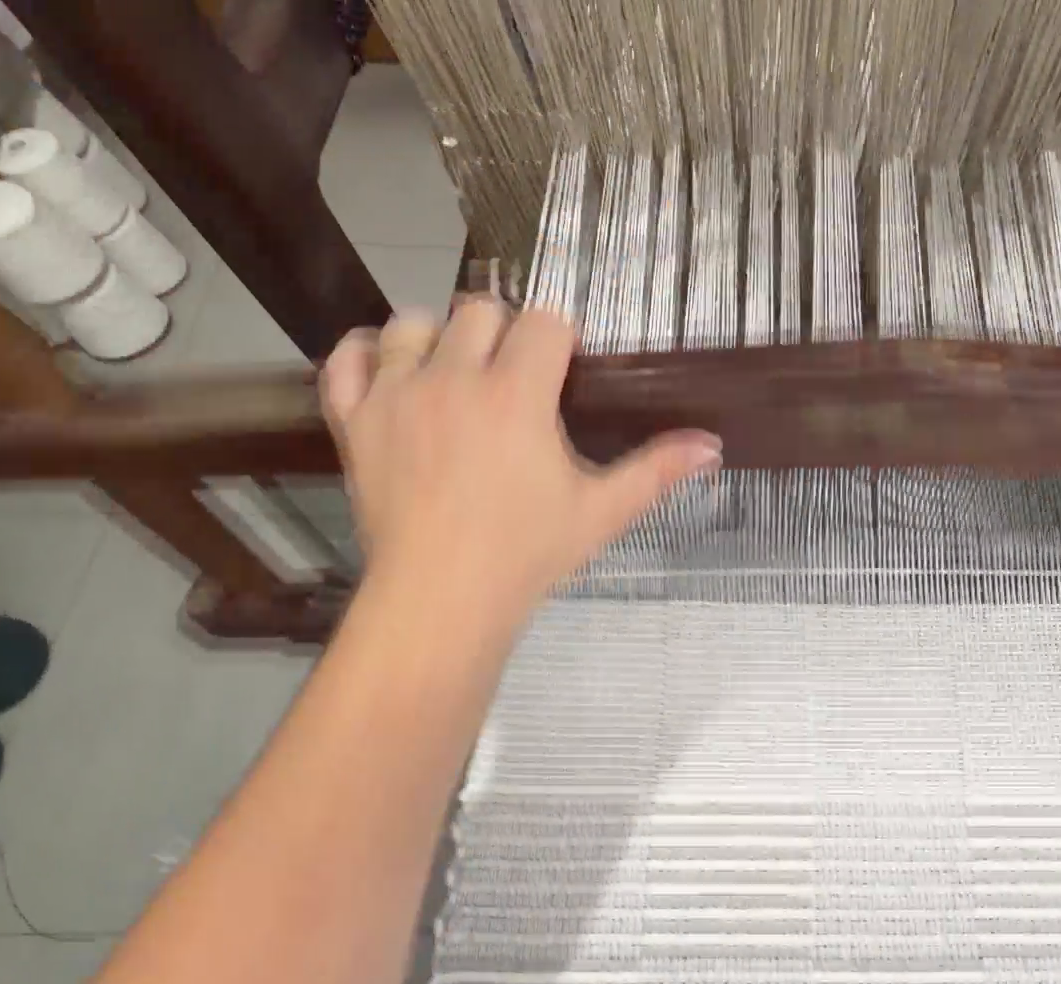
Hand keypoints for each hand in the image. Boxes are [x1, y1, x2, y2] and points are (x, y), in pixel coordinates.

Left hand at [319, 298, 720, 617]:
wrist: (441, 596)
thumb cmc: (528, 553)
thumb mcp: (602, 512)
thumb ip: (656, 471)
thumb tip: (713, 445)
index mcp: (516, 394)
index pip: (543, 320)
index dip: (559, 337)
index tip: (563, 369)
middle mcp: (452, 377)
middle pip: (478, 310)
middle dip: (503, 333)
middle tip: (515, 379)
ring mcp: (395, 394)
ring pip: (410, 322)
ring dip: (437, 337)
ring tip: (455, 376)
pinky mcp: (354, 419)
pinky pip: (346, 358)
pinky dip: (366, 354)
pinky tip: (391, 372)